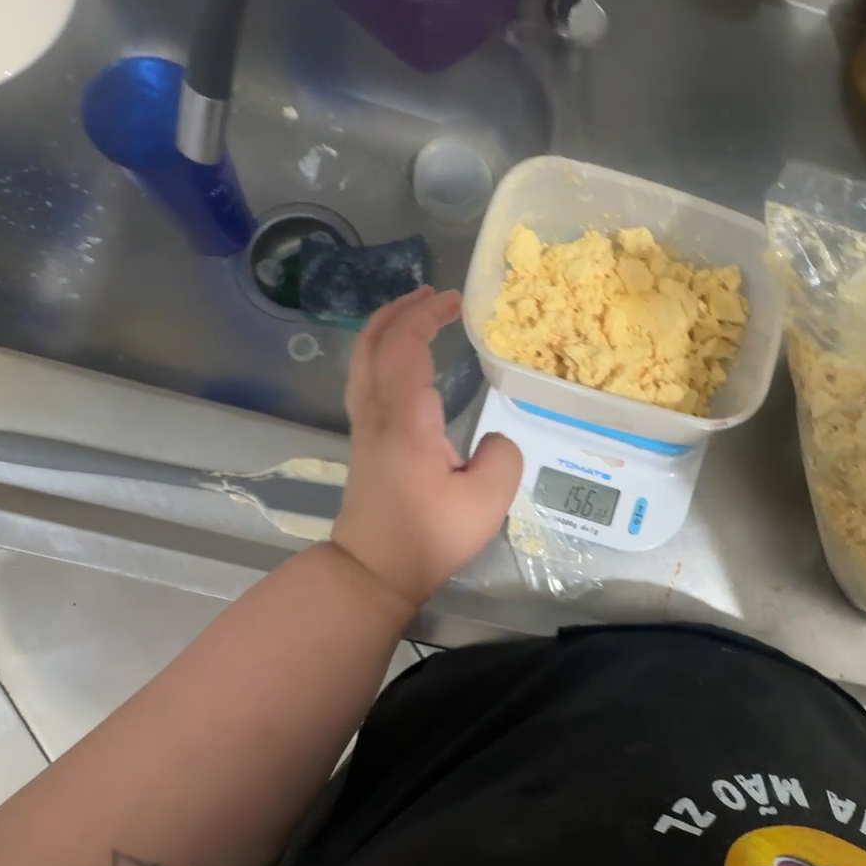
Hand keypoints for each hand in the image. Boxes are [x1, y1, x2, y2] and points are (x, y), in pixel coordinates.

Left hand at [331, 287, 522, 610]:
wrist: (374, 569)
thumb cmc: (428, 536)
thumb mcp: (486, 503)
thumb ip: (502, 458)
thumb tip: (495, 439)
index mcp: (405, 419)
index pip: (406, 346)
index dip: (427, 315)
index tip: (455, 302)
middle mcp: (377, 412)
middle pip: (374, 341)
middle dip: (402, 310)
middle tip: (434, 296)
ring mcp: (364, 426)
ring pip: (363, 358)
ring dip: (387, 328)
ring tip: (417, 316)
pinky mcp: (365, 441)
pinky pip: (366, 377)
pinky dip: (382, 352)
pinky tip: (404, 360)